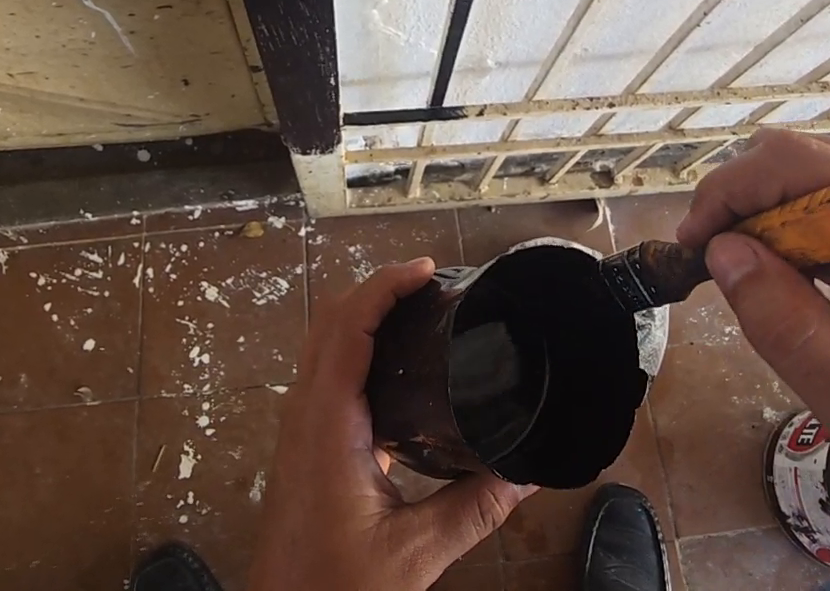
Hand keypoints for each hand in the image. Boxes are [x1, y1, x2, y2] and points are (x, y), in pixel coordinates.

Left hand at [247, 258, 533, 590]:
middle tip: (429, 282)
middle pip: (330, 319)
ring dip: (364, 310)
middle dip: (376, 287)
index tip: (427, 270)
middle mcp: (306, 411)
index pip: (347, 326)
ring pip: (325, 340)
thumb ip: (473, 510)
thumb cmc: (335, 587)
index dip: (385, 286)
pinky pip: (329, 368)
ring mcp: (302, 424)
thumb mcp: (413, 554)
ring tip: (417, 306)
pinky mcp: (308, 439)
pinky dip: (359, 342)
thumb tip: (528, 473)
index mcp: (328, 423)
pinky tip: (399, 360)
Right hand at [677, 129, 829, 589]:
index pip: (800, 168)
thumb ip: (794, 335)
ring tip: (775, 285)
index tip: (693, 249)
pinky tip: (815, 275)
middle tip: (724, 270)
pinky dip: (805, 219)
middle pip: (803, 156)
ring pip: (816, 166)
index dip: (730, 194)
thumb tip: (723, 250)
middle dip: (745, 203)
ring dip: (773, 214)